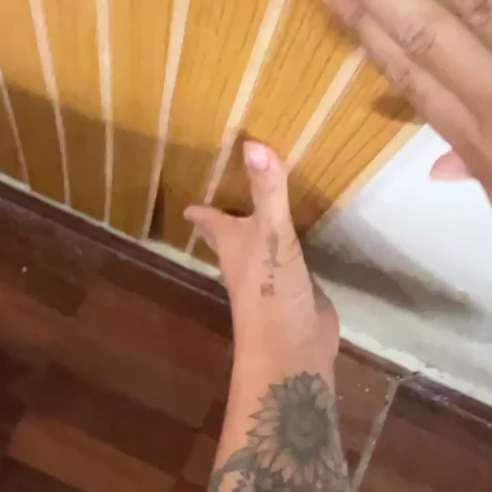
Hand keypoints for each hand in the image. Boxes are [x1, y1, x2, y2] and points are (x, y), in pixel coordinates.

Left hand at [186, 141, 338, 367]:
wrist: (293, 349)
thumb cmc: (269, 290)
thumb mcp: (271, 233)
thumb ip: (267, 191)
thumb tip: (253, 142)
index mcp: (233, 244)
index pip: (211, 219)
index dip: (201, 209)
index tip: (189, 200)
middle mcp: (247, 260)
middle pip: (229, 236)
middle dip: (223, 219)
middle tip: (221, 198)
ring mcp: (272, 277)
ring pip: (259, 248)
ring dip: (258, 232)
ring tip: (261, 211)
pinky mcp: (298, 290)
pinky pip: (292, 262)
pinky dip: (293, 249)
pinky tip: (302, 242)